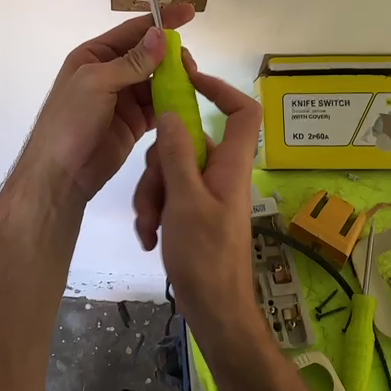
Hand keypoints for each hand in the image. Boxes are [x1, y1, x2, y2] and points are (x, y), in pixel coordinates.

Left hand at [15, 4, 195, 204]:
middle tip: (190, 63)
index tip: (190, 13)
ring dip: (175, 79)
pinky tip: (188, 102)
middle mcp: (109, 73)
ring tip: (193, 82)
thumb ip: (131, 61)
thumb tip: (160, 34)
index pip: (132, 31)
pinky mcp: (135, 123)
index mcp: (94, 55)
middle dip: (171, 55)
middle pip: (148, 55)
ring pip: (157, 81)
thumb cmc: (71, 120)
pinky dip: (173, 103)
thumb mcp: (97, 82)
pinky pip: (159, 106)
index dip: (160, 21)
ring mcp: (123, 99)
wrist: (62, 173)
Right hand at [131, 59, 265, 345]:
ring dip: (151, 195)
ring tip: (148, 227)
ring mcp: (207, 194)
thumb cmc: (205, 257)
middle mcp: (221, 174)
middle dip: (157, 167)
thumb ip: (177, 154)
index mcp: (231, 165)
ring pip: (171, 170)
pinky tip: (149, 237)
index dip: (220, 88)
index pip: (242, 111)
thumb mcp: (185, 201)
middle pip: (187, 143)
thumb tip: (171, 112)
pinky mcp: (194, 213)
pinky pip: (169, 194)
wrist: (214, 311)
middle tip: (149, 198)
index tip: (186, 79)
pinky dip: (155, 211)